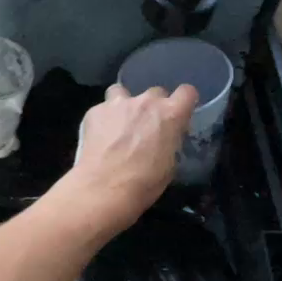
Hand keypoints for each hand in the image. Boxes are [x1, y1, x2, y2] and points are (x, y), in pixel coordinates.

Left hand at [55, 83, 196, 235]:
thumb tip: (164, 136)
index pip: (187, 92)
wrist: (105, 188)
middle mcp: (146, 102)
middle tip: (145, 127)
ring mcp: (118, 103)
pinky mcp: (94, 111)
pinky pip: (102, 109)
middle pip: (155, 93)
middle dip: (152, 107)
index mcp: (170, 114)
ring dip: (124, 105)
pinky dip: (103, 119)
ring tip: (118, 124)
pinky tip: (99, 137)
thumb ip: (169, 139)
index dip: (183, 101)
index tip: (178, 113)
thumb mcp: (170, 163)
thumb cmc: (145, 182)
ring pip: (123, 92)